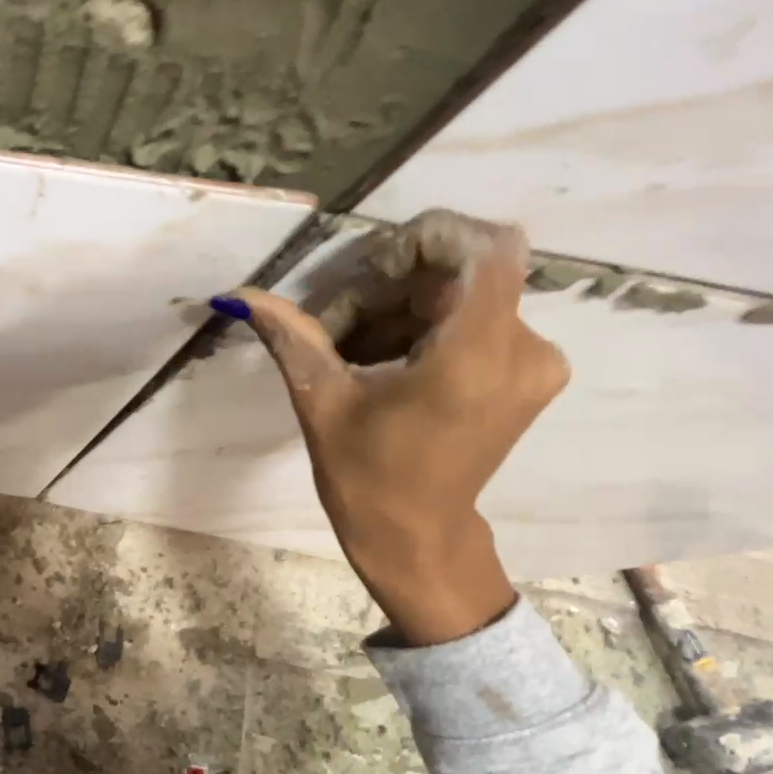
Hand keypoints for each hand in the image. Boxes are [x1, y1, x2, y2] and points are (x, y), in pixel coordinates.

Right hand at [219, 218, 568, 644]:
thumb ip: (290, 336)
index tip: (371, 270)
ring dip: (405, 309)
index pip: (484, 247)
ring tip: (355, 353)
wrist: (415, 535)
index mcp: (473, 357)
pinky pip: (479, 319)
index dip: (428, 238)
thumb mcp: (320, 403)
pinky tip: (387, 362)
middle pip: (460, 274)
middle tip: (337, 327)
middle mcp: (524, 348)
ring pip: (467, 295)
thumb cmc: (364, 477)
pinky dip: (428, 327)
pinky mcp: (532, 371)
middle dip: (394, 286)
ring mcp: (535, 360)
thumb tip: (236, 295)